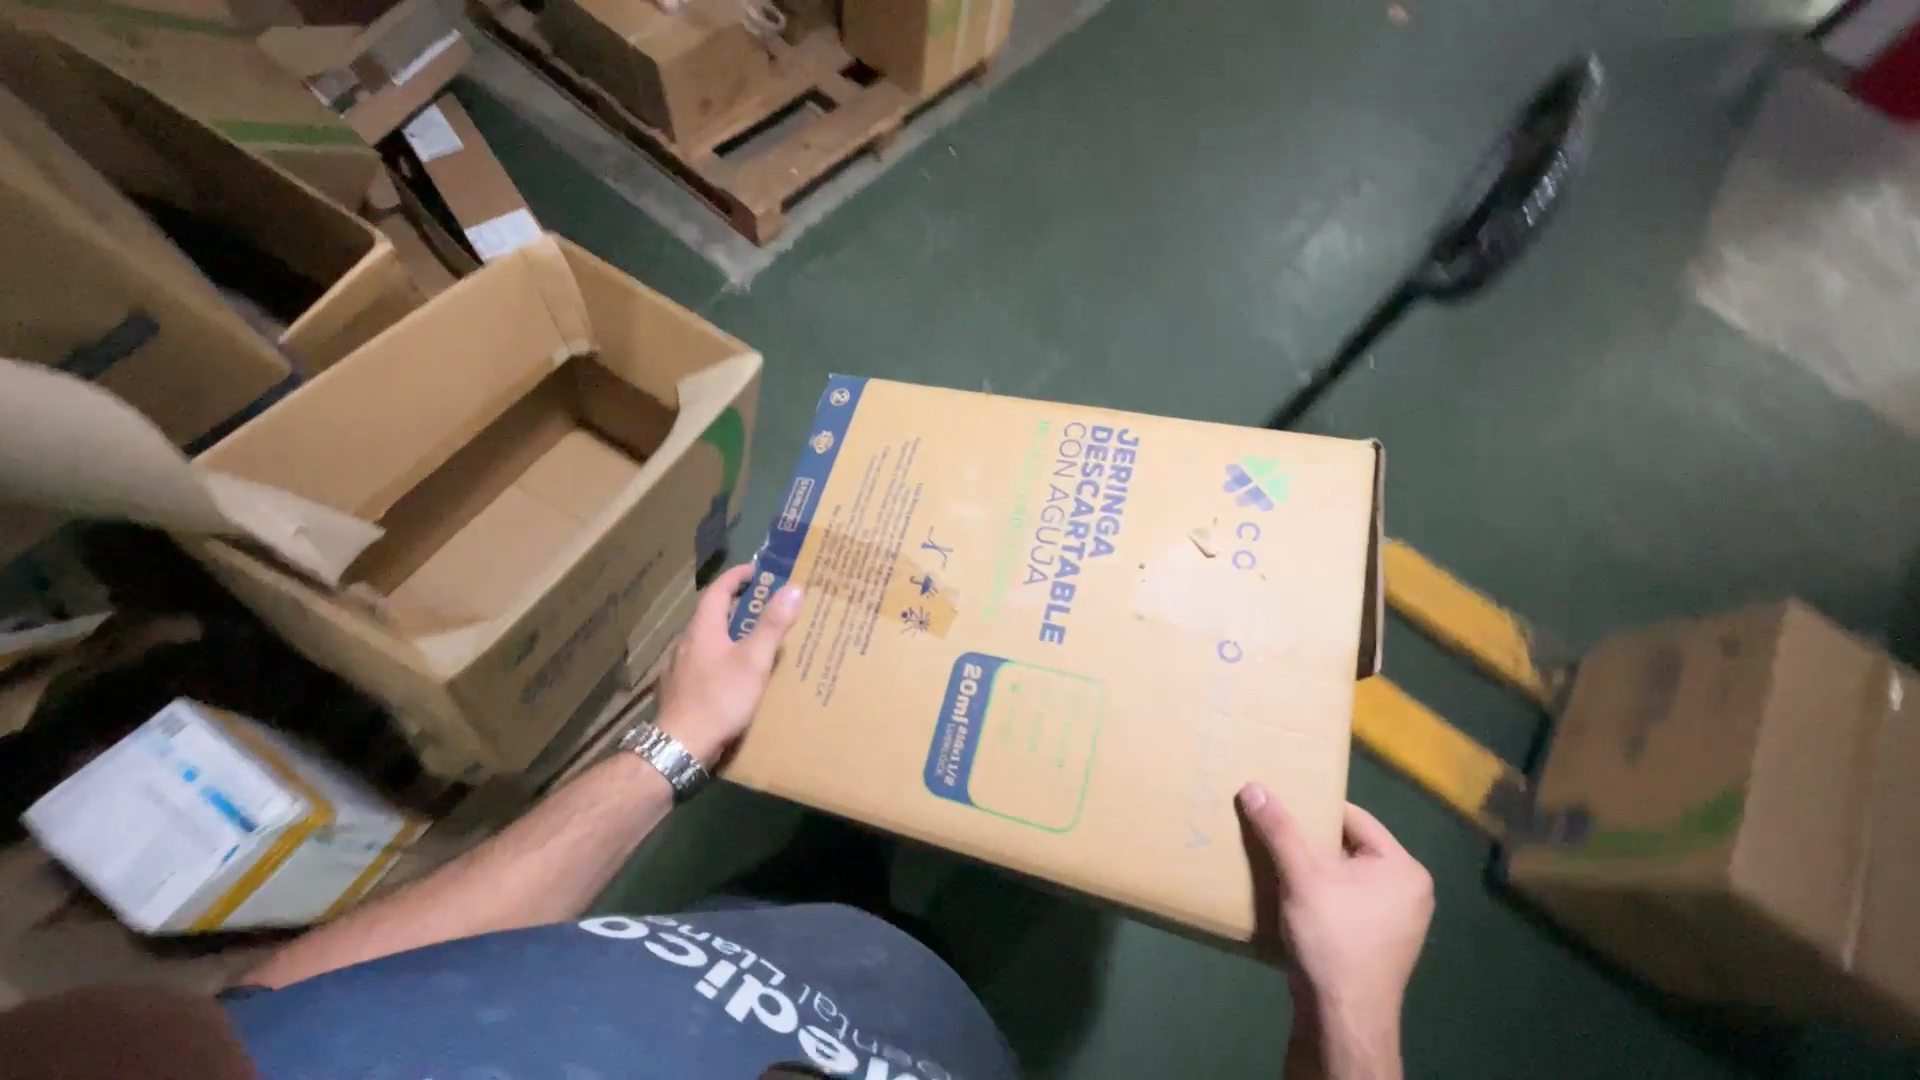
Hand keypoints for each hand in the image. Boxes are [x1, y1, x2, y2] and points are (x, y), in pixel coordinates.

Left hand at [654, 564, 802, 764]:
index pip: (717, 591)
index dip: (735, 577)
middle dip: (733, 605)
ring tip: (749, 639)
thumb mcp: (754, 660)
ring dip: (725, 632)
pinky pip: (700, 663)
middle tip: (760, 603)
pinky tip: (729, 675)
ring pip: (703, 640)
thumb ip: (772, 624)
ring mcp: (677, 668)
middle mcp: (685, 643)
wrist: (680, 746)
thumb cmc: (720, 699)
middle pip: (709, 614)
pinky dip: (717, 657)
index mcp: (702, 629)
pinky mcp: (677, 690)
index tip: (754, 569)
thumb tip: (793, 588)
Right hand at [1239, 785, 1431, 1075]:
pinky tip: (1291, 893)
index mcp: (1403, 867)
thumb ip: (1279, 829)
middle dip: (1309, 839)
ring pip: (1346, 874)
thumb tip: (1253, 786)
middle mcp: (1410, 889)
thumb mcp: (1301, 875)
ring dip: (1312, 867)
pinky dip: (1320, 892)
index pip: (1353, 817)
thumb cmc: (1332, 938)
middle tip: (1272, 828)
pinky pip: (1347, 899)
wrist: (1342, 1017)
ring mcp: (1398, 919)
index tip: (1277, 804)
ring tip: (1276, 857)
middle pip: (1349, 845)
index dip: (1313, 808)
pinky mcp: (1380, 941)